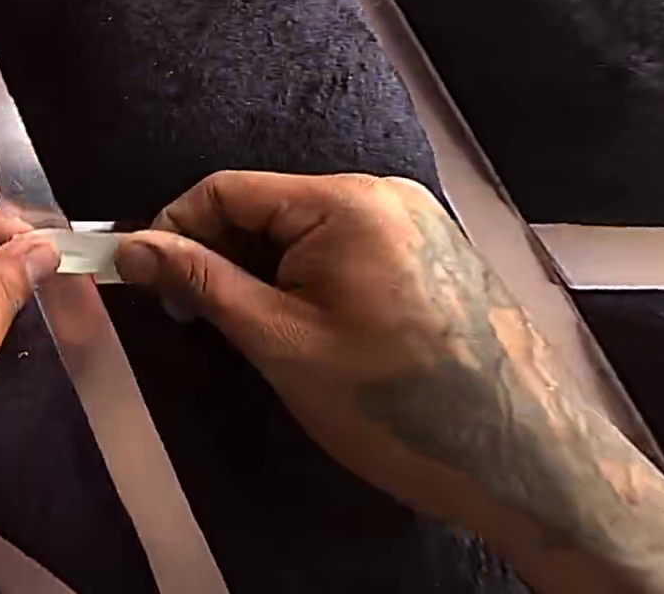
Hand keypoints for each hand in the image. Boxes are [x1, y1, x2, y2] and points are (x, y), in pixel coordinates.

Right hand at [114, 172, 663, 593]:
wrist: (535, 472)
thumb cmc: (394, 407)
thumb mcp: (280, 342)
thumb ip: (199, 282)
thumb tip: (127, 248)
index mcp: (343, 202)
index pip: (227, 190)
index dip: (176, 227)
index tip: (147, 275)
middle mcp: (377, 190)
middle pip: (263, 206)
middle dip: (218, 252)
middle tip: (193, 311)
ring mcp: (406, 215)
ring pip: (296, 226)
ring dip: (257, 267)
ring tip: (246, 321)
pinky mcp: (421, 243)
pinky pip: (334, 241)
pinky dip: (298, 272)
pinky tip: (297, 316)